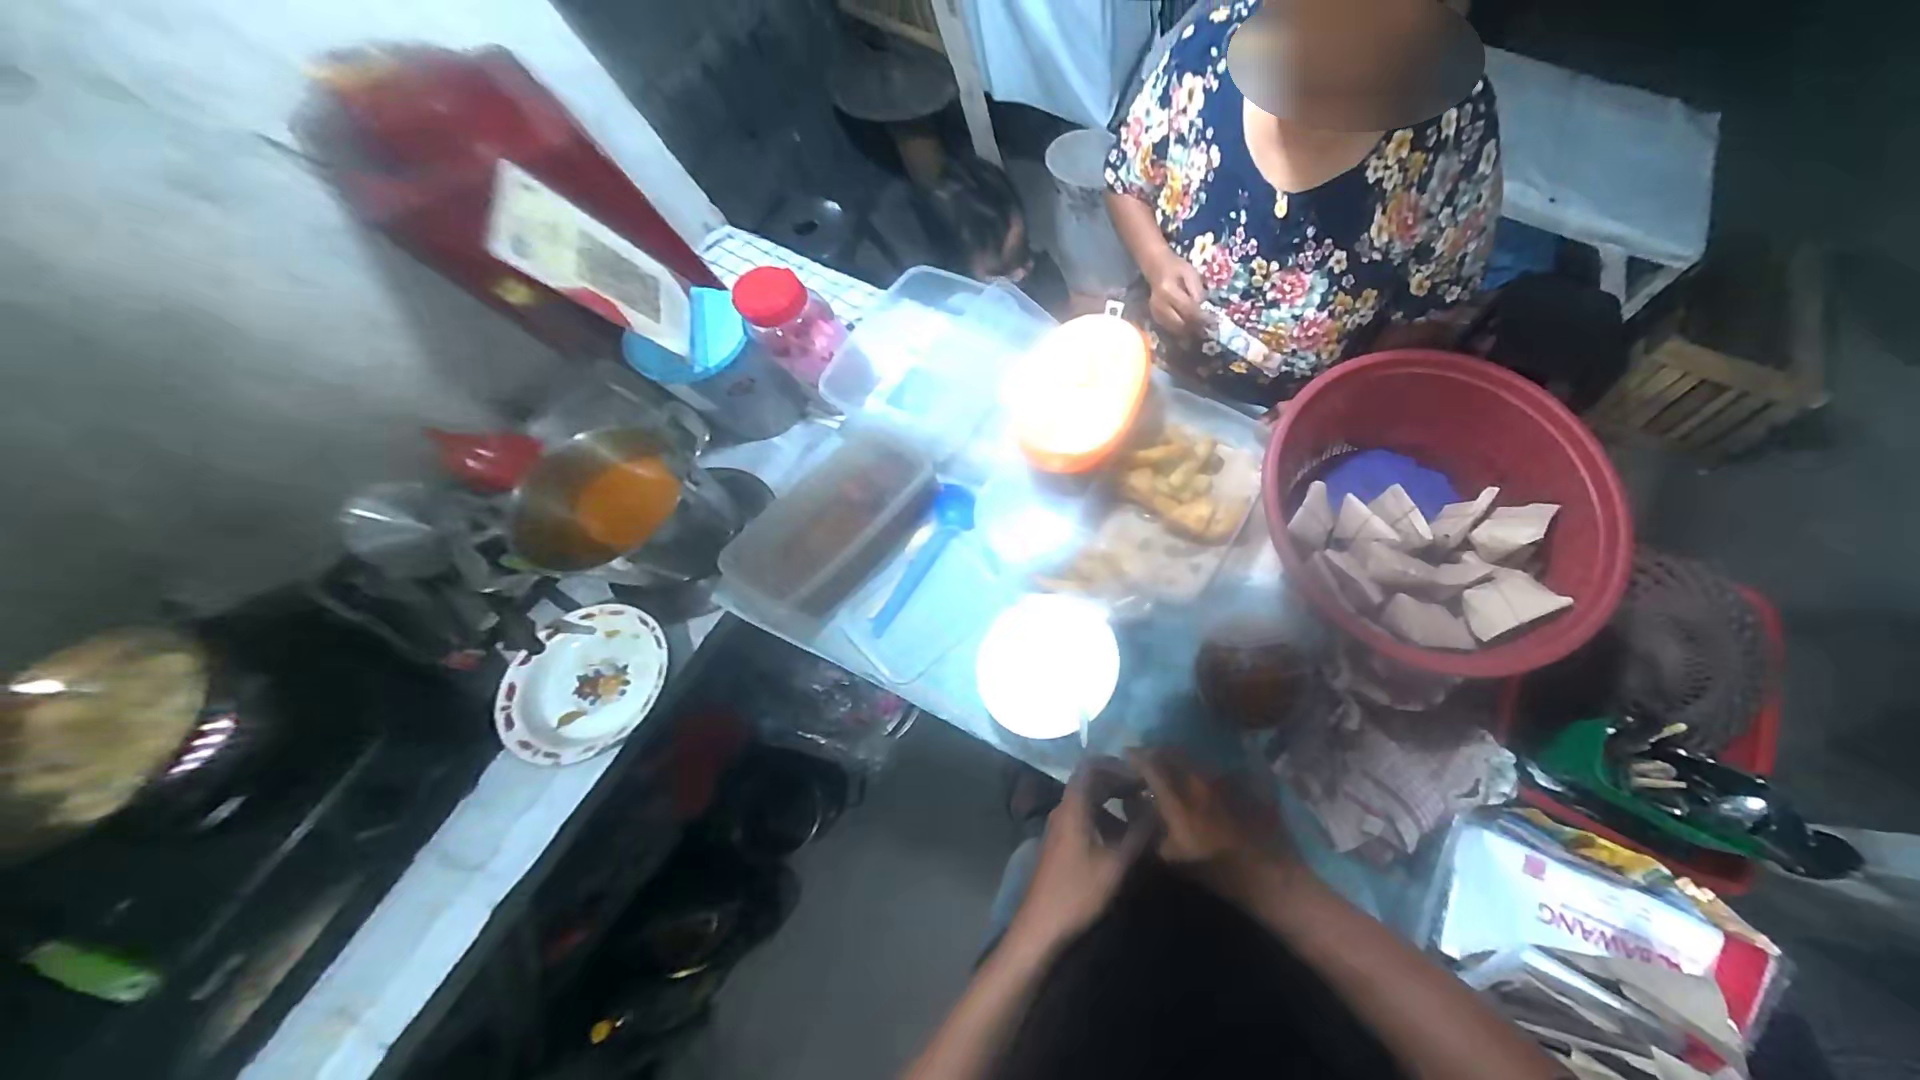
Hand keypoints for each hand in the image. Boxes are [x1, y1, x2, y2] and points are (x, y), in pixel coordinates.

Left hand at [1007, 762, 1150, 953]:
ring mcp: (1060, 825)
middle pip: (1089, 780)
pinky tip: (1121, 833)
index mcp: (1072, 806)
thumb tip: (1159, 809)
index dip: (1118, 767)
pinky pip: (1083, 815)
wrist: (1041, 923)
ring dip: (1111, 798)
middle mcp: (1063, 809)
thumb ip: (1139, 833)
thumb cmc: (1078, 891)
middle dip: (1117, 780)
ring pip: (1086, 799)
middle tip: (1145, 791)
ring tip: (1139, 810)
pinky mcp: (1061, 841)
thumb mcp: (1116, 863)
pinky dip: (1104, 815)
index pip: (1091, 767)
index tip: (1143, 777)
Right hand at [1131, 748, 1301, 898]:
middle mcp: (1200, 781)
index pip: (1150, 762)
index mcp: (1178, 797)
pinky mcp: (1247, 786)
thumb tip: (1132, 803)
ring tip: (1175, 772)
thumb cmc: (1216, 872)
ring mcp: (1226, 781)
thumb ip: (1147, 825)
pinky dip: (1206, 776)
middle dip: (1156, 752)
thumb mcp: (1170, 856)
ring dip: (1181, 763)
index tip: (1126, 755)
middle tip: (1147, 760)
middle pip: (1173, 753)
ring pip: (1195, 761)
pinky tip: (1207, 788)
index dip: (1135, 755)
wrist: (1272, 880)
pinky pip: (1219, 773)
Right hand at [1145, 251, 1205, 336]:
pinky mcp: (1154, 317)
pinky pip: (1169, 328)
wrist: (1157, 268)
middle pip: (1179, 323)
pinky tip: (1189, 327)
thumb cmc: (1176, 268)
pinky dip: (1180, 329)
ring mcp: (1155, 312)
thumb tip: (1202, 310)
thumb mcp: (1191, 274)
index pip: (1187, 309)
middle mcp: (1159, 305)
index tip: (1213, 322)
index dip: (1201, 318)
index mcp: (1168, 291)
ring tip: (1199, 329)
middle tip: (1206, 329)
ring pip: (1174, 329)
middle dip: (1194, 328)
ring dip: (1187, 331)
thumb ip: (1197, 291)